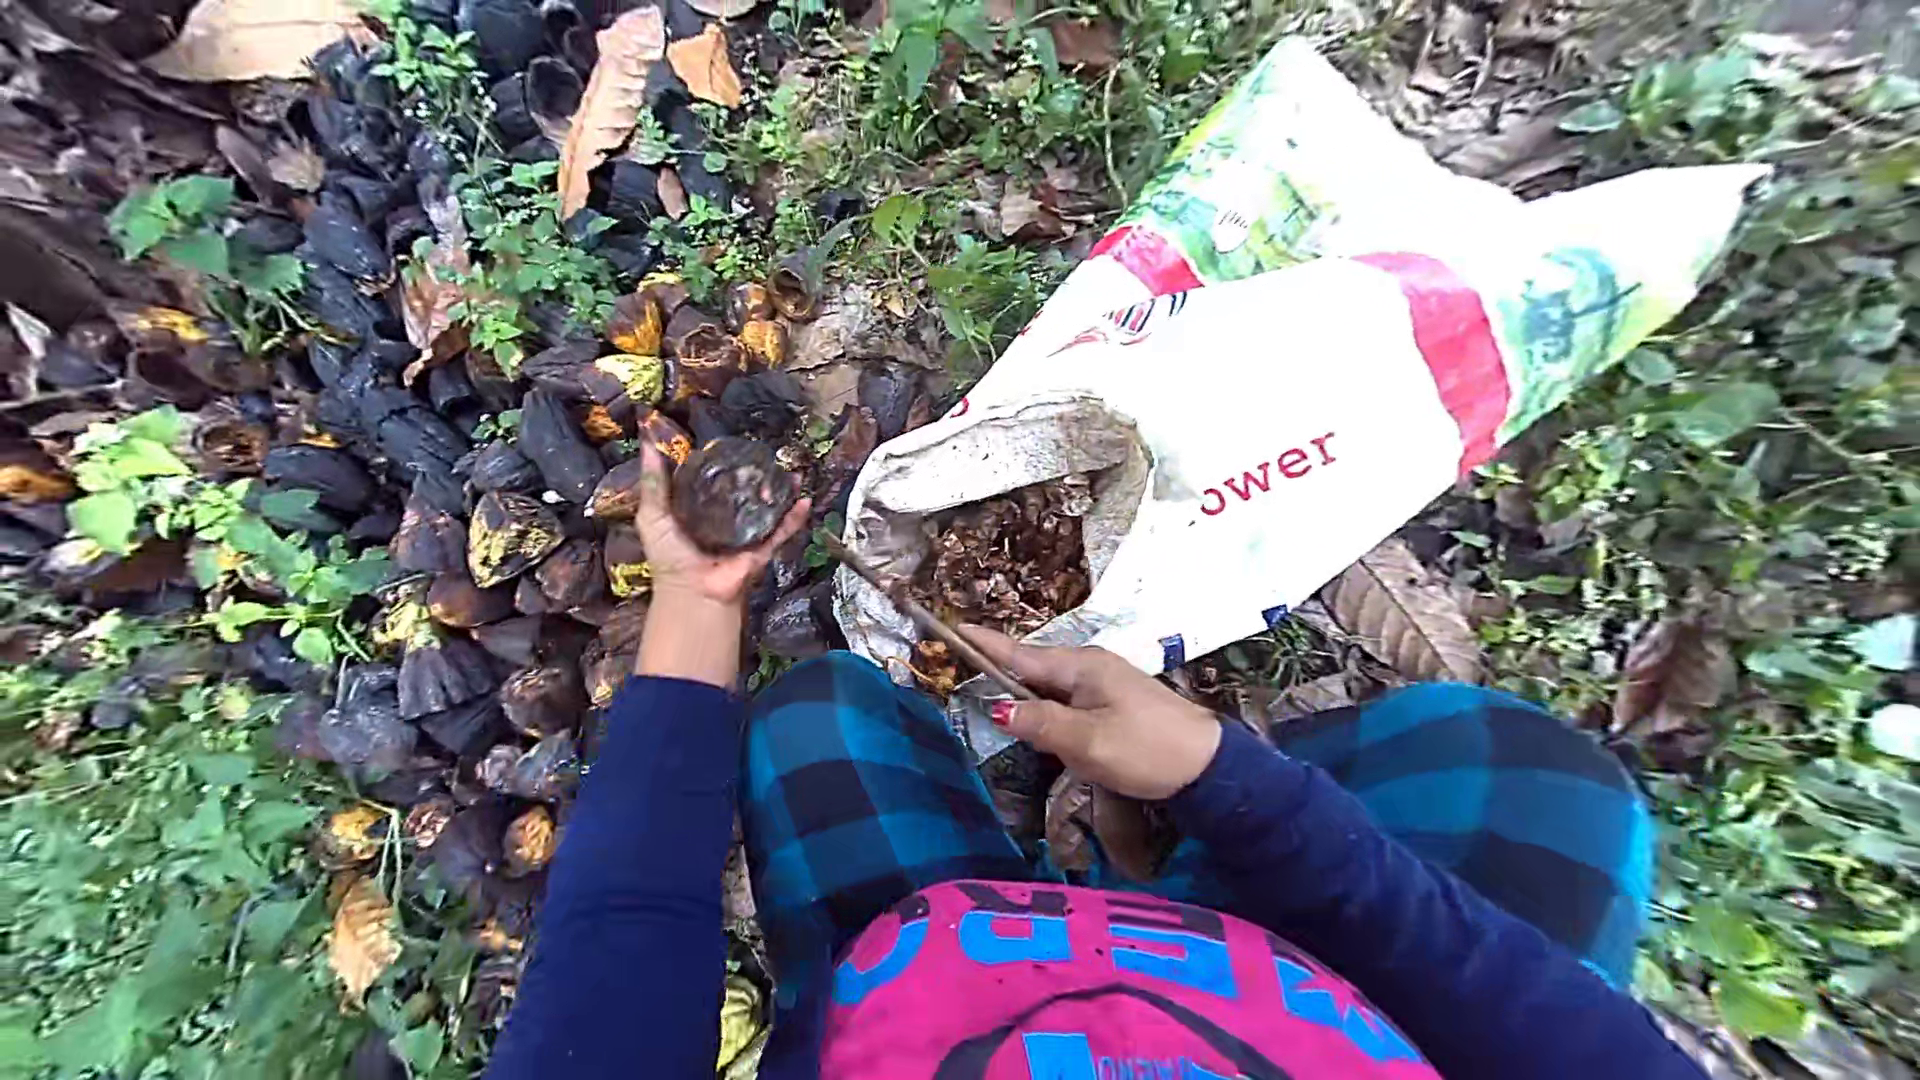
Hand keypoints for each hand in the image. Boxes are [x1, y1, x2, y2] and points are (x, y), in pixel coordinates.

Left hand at [632, 443, 808, 686]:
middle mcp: (727, 519)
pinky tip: (804, 500)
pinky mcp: (763, 548)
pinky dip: (795, 517)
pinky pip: (782, 530)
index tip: (732, 443)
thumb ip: (654, 482)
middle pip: (747, 492)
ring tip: (792, 472)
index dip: (723, 463)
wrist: (693, 593)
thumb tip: (649, 443)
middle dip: (759, 475)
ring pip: (769, 508)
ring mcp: (748, 533)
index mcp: (700, 510)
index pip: (714, 481)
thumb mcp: (653, 515)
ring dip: (782, 491)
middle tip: (768, 456)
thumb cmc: (669, 556)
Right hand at [961, 627, 1222, 799]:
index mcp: (1079, 667)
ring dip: (1031, 700)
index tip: (956, 627)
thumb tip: (997, 707)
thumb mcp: (1088, 741)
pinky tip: (1052, 731)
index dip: (986, 644)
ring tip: (1015, 717)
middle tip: (977, 686)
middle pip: (1032, 669)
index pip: (1020, 653)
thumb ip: (1040, 723)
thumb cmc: (1146, 749)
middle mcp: (1088, 666)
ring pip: (1050, 687)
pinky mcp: (1112, 699)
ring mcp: (1102, 681)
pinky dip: (1052, 711)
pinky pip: (1068, 699)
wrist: (1208, 765)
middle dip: (1004, 676)